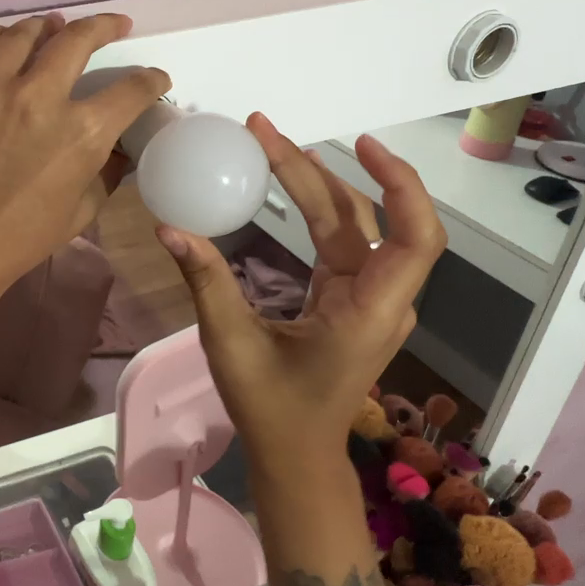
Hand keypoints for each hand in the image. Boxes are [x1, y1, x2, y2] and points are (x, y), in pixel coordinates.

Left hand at [0, 13, 170, 296]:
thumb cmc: (20, 238)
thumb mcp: (82, 211)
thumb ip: (107, 170)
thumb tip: (120, 144)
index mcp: (80, 133)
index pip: (131, 89)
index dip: (150, 80)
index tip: (152, 77)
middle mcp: (37, 98)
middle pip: (77, 39)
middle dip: (103, 27)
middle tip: (111, 27)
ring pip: (21, 34)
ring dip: (44, 27)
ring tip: (51, 28)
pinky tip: (0, 41)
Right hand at [156, 113, 446, 467]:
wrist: (295, 454)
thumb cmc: (271, 406)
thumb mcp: (232, 343)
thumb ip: (206, 282)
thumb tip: (169, 227)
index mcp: (368, 311)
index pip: (415, 239)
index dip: (400, 186)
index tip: (363, 144)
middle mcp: (378, 298)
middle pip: (363, 219)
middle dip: (316, 170)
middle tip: (264, 131)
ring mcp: (365, 299)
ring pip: (353, 226)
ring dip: (318, 184)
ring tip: (274, 145)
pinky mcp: (348, 300)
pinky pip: (342, 243)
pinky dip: (319, 208)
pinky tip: (293, 185)